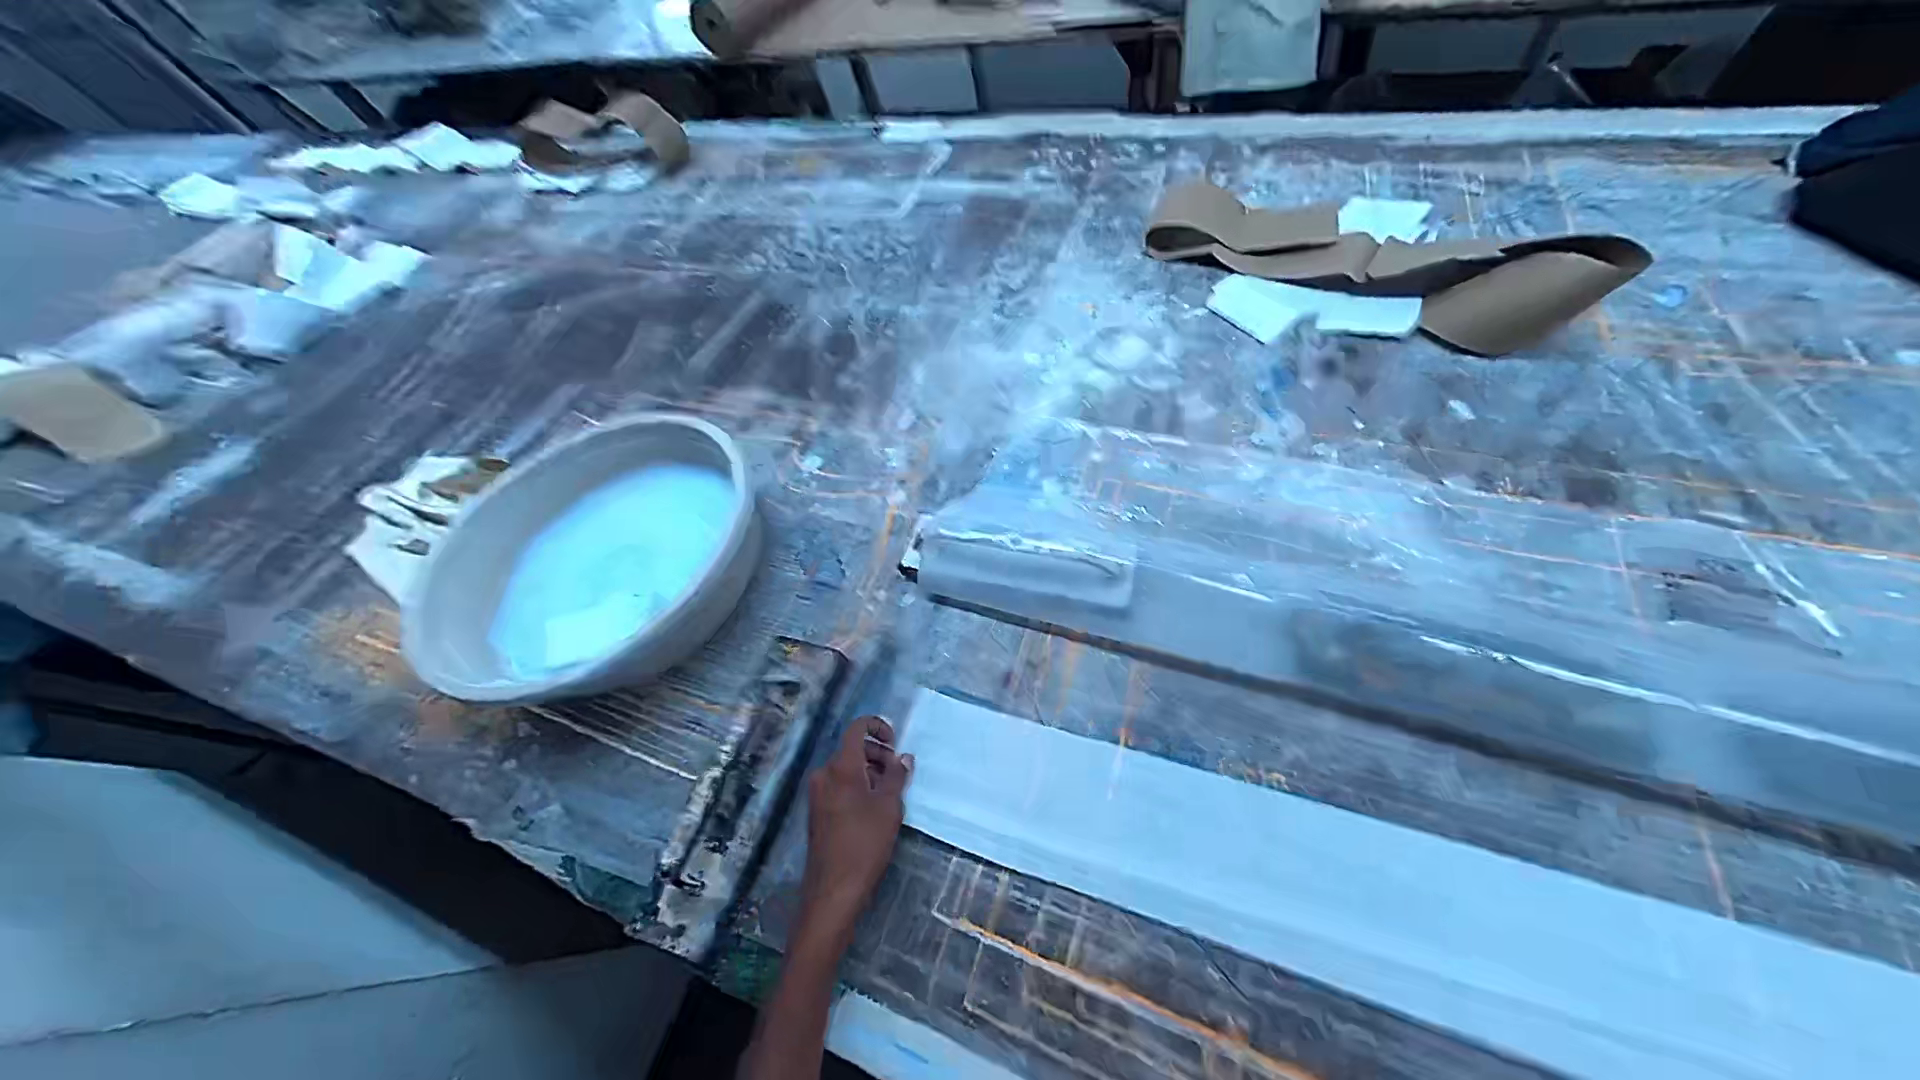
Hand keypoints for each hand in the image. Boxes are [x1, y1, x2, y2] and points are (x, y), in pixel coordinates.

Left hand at [799, 715, 912, 937]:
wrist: (833, 890)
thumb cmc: (865, 843)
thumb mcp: (889, 807)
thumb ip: (897, 776)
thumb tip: (904, 757)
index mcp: (840, 767)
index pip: (856, 729)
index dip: (877, 727)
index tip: (895, 741)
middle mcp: (824, 774)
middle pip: (852, 749)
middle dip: (877, 753)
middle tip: (898, 772)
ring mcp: (817, 794)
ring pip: (846, 769)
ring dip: (869, 771)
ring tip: (889, 793)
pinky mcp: (817, 811)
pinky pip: (839, 786)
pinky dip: (857, 786)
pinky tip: (873, 808)